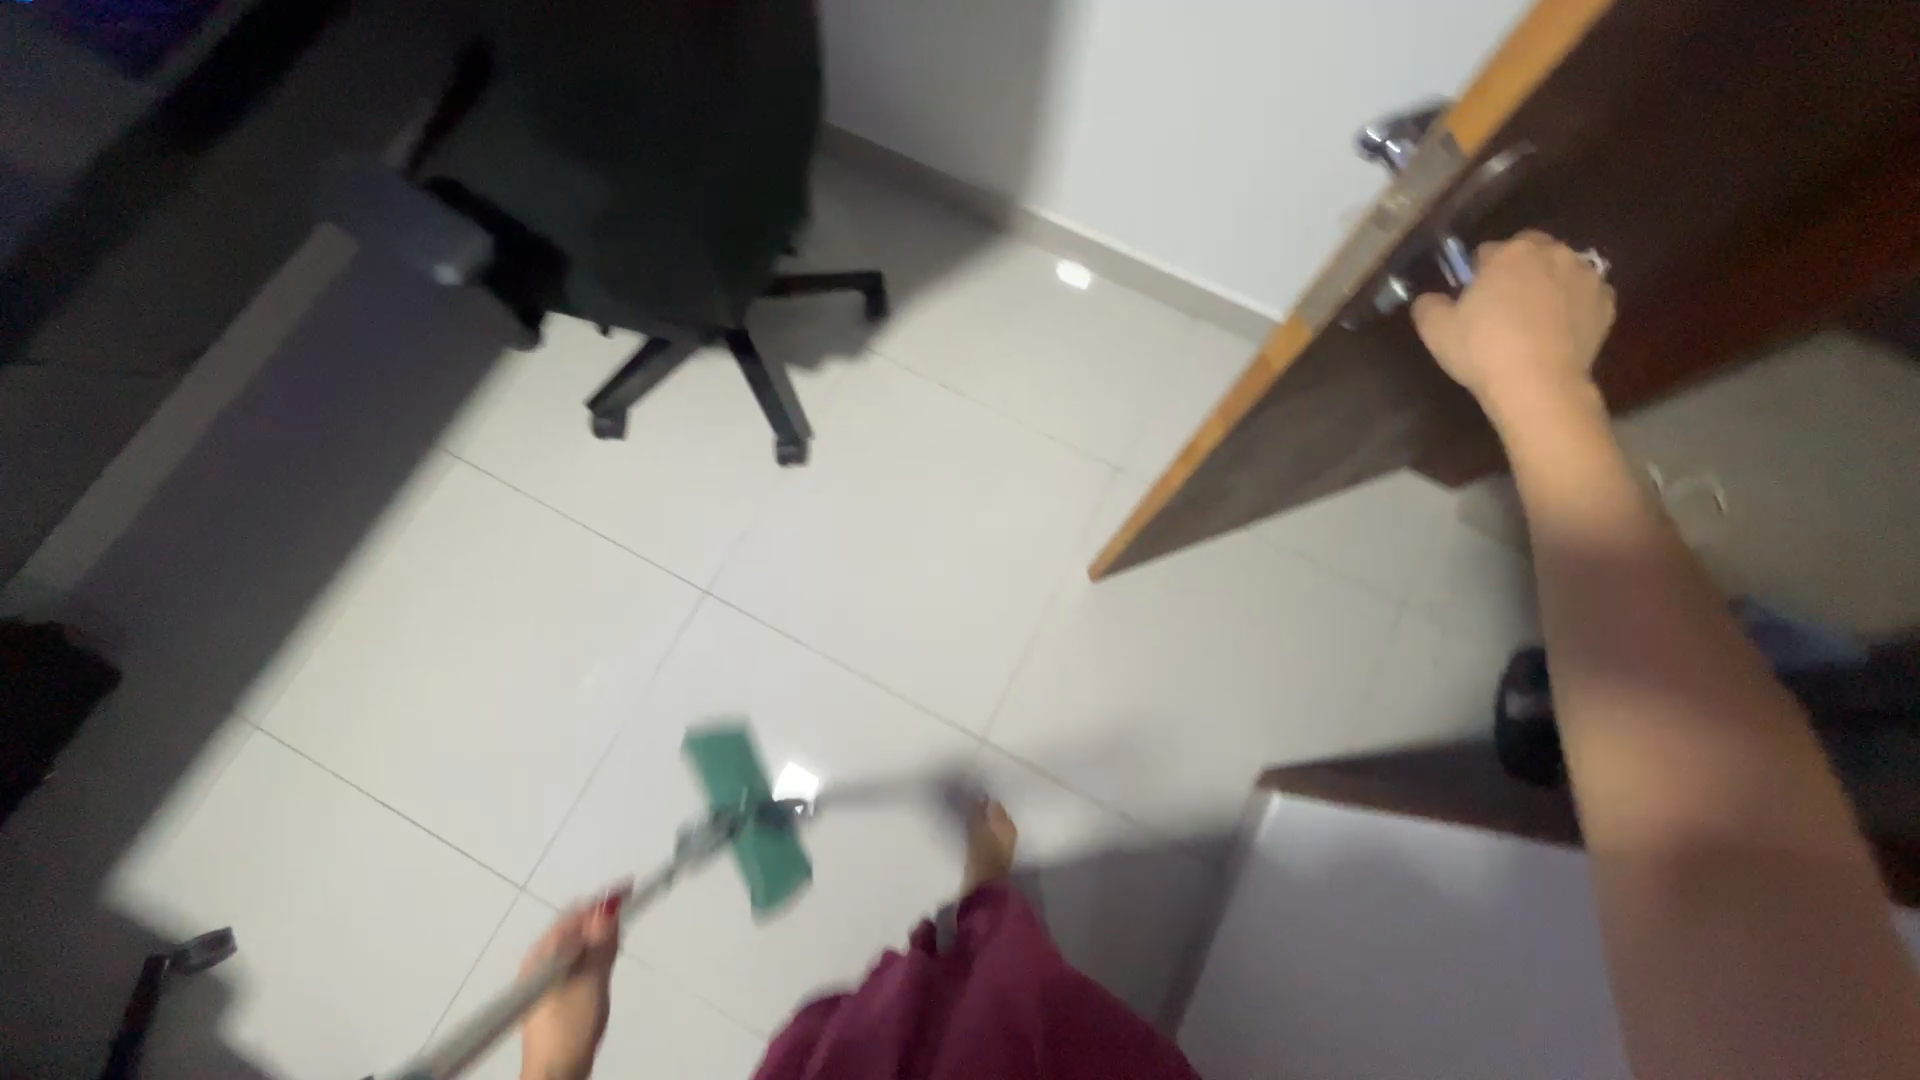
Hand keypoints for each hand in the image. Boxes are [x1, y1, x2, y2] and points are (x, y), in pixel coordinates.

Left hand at [519, 883, 629, 1079]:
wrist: (553, 1075)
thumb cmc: (570, 1027)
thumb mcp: (591, 982)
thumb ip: (601, 944)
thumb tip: (609, 907)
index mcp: (544, 955)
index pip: (576, 914)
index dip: (604, 898)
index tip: (631, 888)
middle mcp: (540, 961)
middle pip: (573, 925)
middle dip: (601, 913)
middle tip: (630, 905)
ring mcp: (544, 978)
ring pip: (575, 941)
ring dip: (598, 931)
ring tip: (621, 929)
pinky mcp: (552, 993)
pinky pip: (575, 957)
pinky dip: (593, 949)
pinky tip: (605, 956)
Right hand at [1411, 230, 1616, 421]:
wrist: (1538, 384)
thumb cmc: (1482, 350)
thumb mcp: (1434, 330)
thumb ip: (1428, 304)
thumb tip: (1431, 298)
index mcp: (1510, 253)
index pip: (1487, 251)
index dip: (1475, 274)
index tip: (1470, 298)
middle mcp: (1554, 254)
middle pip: (1530, 252)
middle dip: (1516, 270)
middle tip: (1502, 305)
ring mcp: (1586, 276)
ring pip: (1560, 271)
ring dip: (1547, 284)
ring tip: (1531, 320)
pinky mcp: (1606, 302)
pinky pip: (1584, 296)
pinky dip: (1572, 306)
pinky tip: (1555, 332)